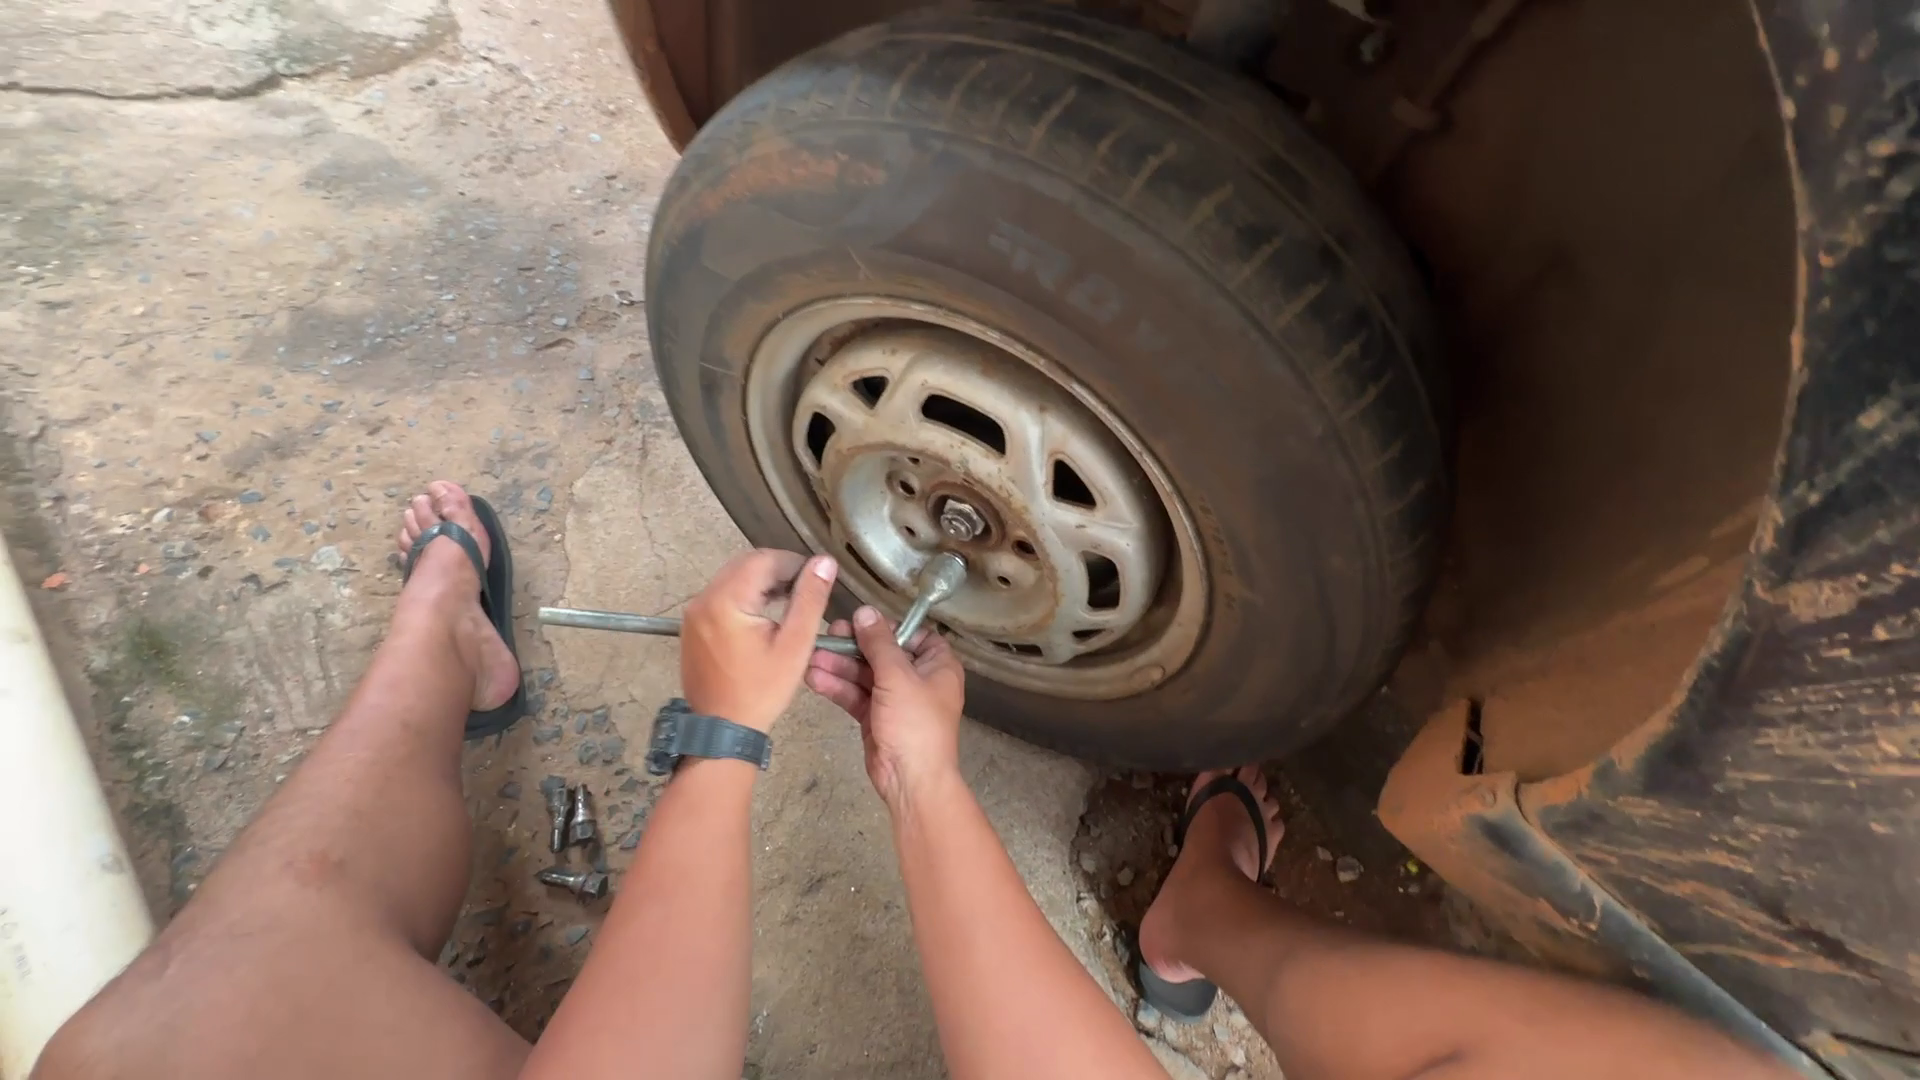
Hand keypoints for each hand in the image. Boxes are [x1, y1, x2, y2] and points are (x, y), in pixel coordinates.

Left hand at [679, 549, 837, 732]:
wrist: (722, 729)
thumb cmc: (762, 690)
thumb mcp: (795, 644)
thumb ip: (810, 599)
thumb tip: (824, 563)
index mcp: (726, 600)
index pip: (764, 559)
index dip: (794, 562)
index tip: (818, 578)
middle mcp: (703, 599)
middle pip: (745, 564)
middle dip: (778, 569)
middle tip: (807, 588)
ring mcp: (693, 613)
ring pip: (733, 578)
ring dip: (762, 581)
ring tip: (791, 599)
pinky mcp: (692, 626)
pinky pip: (722, 595)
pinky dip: (746, 596)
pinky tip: (766, 613)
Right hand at [805, 606, 965, 806]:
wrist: (911, 779)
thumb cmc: (915, 722)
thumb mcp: (898, 676)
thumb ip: (879, 643)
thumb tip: (865, 611)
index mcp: (937, 665)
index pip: (914, 635)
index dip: (889, 628)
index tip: (862, 622)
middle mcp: (918, 679)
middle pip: (883, 653)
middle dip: (854, 646)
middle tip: (828, 635)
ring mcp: (896, 699)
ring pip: (865, 675)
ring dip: (840, 666)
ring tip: (812, 656)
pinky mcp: (876, 717)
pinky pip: (856, 695)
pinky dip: (838, 687)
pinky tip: (814, 678)